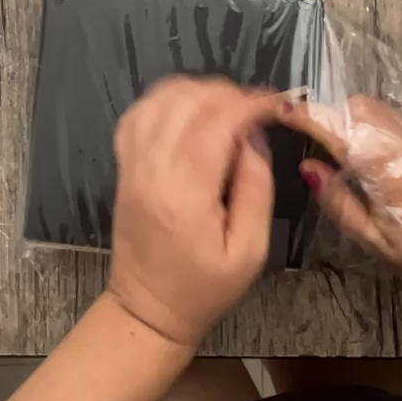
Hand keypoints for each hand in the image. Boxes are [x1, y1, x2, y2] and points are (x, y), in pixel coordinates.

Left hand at [107, 77, 279, 348]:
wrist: (147, 309)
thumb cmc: (205, 288)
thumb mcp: (250, 250)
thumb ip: (257, 188)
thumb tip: (257, 136)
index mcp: (186, 194)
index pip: (217, 124)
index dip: (250, 104)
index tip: (277, 103)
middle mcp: (152, 170)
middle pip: (186, 102)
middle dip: (227, 92)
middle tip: (255, 107)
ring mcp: (132, 164)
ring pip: (160, 100)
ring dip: (197, 91)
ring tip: (227, 106)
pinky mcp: (124, 165)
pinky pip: (138, 114)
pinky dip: (166, 99)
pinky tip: (190, 108)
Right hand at [279, 94, 401, 301]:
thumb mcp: (376, 242)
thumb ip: (339, 202)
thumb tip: (308, 168)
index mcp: (383, 169)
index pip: (336, 128)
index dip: (306, 115)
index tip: (281, 111)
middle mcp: (401, 144)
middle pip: (354, 107)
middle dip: (326, 112)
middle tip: (306, 132)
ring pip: (373, 108)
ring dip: (347, 114)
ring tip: (331, 139)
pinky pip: (391, 118)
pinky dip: (369, 121)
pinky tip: (364, 146)